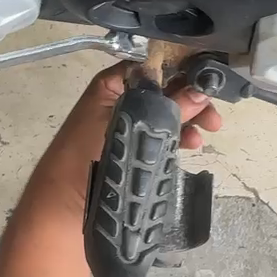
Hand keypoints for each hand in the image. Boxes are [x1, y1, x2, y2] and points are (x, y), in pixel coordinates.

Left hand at [23, 64, 222, 217]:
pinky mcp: (132, 149)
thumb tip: (200, 91)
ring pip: (164, 114)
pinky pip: (160, 135)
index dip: (181, 70)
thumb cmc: (87, 159)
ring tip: (207, 131)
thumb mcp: (131, 127)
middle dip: (190, 98)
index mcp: (111, 85)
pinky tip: (193, 143)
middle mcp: (120, 100)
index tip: (207, 79)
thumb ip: (167, 109)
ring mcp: (127, 126)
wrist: (64, 210)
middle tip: (212, 114)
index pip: (152, 65)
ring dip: (188, 119)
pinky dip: (178, 137)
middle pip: (163, 90)